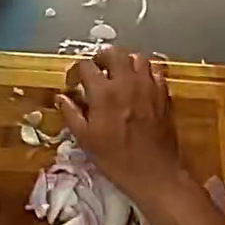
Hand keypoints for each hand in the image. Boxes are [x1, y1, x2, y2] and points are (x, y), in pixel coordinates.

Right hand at [56, 46, 190, 203]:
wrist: (153, 172)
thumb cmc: (115, 159)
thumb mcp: (86, 139)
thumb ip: (72, 114)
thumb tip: (61, 97)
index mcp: (103, 93)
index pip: (86, 66)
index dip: (77, 71)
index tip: (75, 82)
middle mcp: (126, 83)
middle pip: (114, 53)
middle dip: (102, 58)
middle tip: (97, 70)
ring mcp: (148, 86)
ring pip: (137, 58)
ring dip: (125, 62)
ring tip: (119, 74)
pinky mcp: (163, 94)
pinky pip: (155, 71)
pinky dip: (145, 72)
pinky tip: (139, 84)